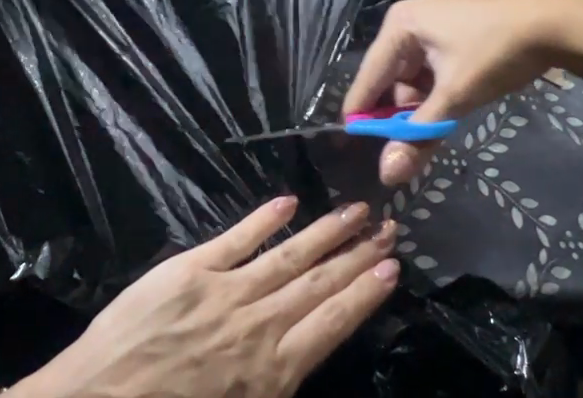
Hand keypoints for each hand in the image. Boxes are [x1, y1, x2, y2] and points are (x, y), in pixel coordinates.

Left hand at [12, 196, 398, 397]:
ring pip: (288, 256)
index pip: (332, 323)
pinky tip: (288, 202)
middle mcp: (258, 327)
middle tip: (387, 226)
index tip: (392, 267)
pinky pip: (236, 239)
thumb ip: (276, 379)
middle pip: (319, 284)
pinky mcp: (189, 270)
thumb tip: (308, 350)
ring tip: (355, 210)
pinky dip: (264, 219)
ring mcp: (225, 292)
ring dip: (325, 232)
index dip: (365, 293)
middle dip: (356, 255)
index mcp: (272, 373)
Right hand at [345, 0, 582, 184]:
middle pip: (388, 81)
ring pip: (412, 81)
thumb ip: (418, 134)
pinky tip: (448, 116)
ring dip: (420, 110)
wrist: (554, 21)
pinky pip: (430, 74)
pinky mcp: (450, 37)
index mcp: (398, 28)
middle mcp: (406, 24)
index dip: (363, 119)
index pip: (366, 80)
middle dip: (398, 118)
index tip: (360, 156)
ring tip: (435, 135)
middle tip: (408, 154)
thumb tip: (387, 175)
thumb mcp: (456, 96)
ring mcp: (429, 29)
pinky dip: (436, 97)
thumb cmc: (496, 52)